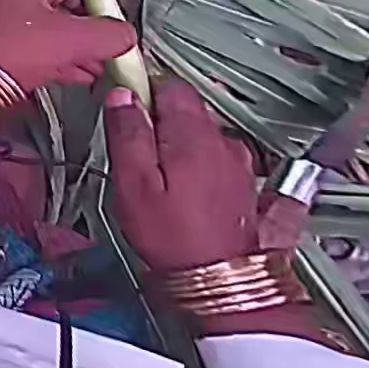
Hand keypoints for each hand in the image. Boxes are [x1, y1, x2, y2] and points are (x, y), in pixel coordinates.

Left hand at [0, 0, 136, 128]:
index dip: (97, 5)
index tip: (111, 22)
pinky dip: (55, 62)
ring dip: (74, 51)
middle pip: (62, 12)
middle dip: (87, 34)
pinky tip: (73, 74)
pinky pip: (34, 51)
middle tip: (103, 48)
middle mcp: (6, 0)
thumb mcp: (75, 39)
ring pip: (48, 35)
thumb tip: (125, 35)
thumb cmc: (7, 55)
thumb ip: (111, 33)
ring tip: (93, 66)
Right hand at [104, 80, 323, 339]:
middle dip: (157, 116)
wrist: (219, 281)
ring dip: (176, 140)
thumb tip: (122, 95)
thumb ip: (128, 133)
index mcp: (193, 136)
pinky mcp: (247, 185)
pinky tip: (182, 181)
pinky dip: (197, 159)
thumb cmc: (168, 233)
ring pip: (201, 133)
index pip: (171, 86)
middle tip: (130, 145)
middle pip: (187, 109)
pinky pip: (216, 156)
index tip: (121, 103)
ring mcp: (241, 164)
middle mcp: (224, 143)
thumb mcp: (132, 181)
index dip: (143, 88)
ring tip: (153, 170)